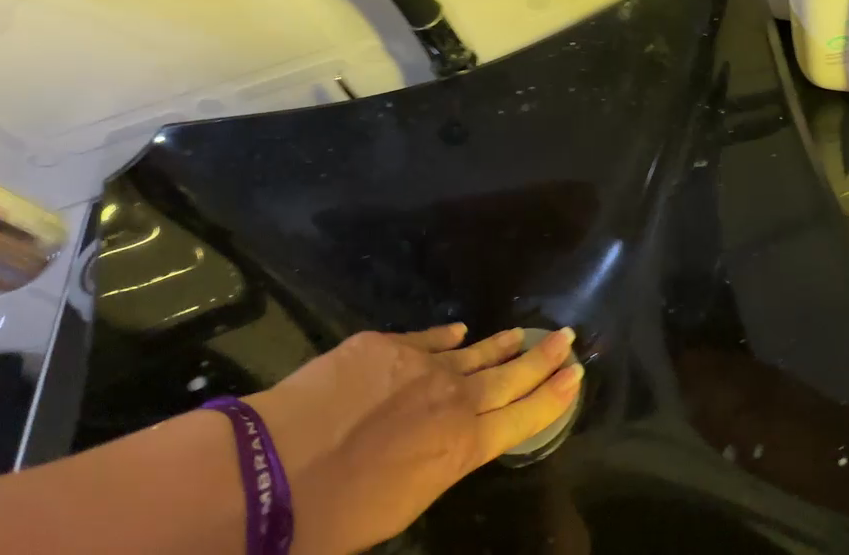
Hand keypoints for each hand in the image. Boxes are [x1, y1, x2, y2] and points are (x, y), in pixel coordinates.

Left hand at [248, 325, 581, 554]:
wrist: (272, 469)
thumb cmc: (334, 516)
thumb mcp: (401, 506)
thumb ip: (433, 466)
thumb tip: (440, 445)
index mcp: (462, 447)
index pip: (522, 417)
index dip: (552, 397)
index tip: (575, 375)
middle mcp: (453, 399)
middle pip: (509, 375)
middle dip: (541, 358)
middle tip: (567, 339)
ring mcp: (420, 365)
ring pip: (472, 352)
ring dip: (500, 344)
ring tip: (524, 332)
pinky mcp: (384, 345)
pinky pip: (427, 339)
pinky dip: (447, 337)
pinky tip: (460, 331)